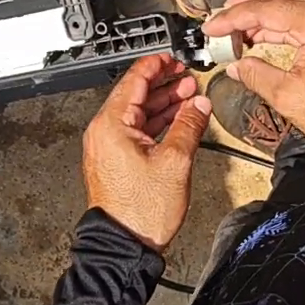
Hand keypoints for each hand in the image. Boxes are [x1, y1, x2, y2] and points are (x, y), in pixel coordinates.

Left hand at [82, 55, 212, 251]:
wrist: (125, 244)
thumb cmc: (141, 210)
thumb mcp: (175, 161)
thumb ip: (189, 125)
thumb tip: (199, 105)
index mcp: (112, 125)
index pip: (134, 80)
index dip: (156, 66)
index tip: (171, 59)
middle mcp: (104, 133)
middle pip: (135, 95)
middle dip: (164, 84)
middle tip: (186, 76)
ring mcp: (109, 148)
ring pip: (138, 113)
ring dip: (163, 103)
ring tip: (188, 95)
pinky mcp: (116, 162)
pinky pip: (136, 131)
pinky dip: (157, 122)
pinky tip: (178, 120)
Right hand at [202, 0, 304, 154]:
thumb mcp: (288, 97)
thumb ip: (255, 74)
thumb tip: (236, 66)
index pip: (265, 8)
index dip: (232, 17)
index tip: (214, 27)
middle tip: (226, 12)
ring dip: (263, 6)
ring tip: (238, 30)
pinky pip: (304, 9)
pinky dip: (280, 18)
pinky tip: (260, 35)